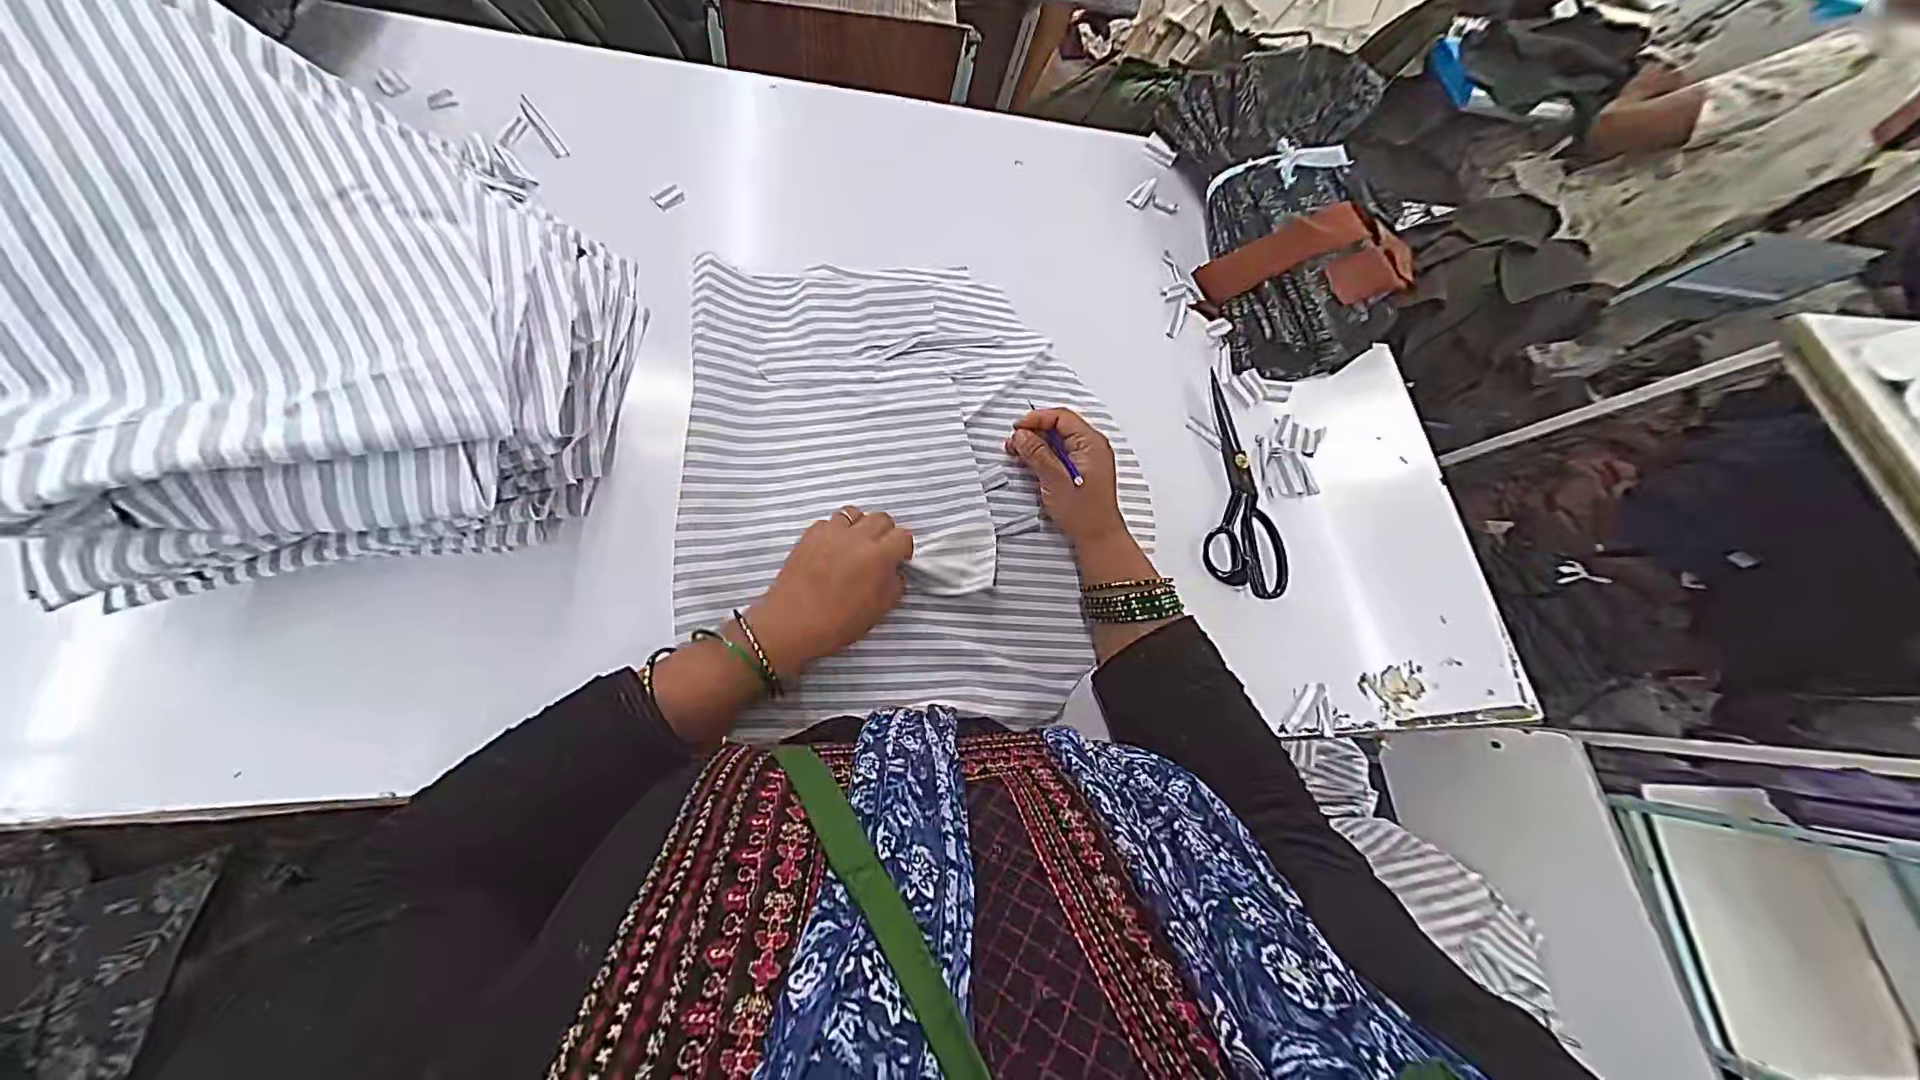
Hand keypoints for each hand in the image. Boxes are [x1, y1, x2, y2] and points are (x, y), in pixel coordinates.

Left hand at [740, 507, 913, 679]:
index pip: (903, 536)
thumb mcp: (878, 611)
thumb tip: (895, 573)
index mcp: (878, 556)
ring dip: (861, 527)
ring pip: (855, 514)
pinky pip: (830, 522)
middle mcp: (857, 537)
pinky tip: (833, 548)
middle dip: (886, 533)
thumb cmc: (837, 622)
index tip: (899, 560)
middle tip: (880, 552)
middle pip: (882, 518)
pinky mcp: (810, 535)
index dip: (903, 549)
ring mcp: (831, 532)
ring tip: (856, 545)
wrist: (792, 623)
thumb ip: (894, 586)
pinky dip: (836, 530)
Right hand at [1005, 408, 1127, 547]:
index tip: (1017, 430)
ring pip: (1058, 440)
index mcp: (1091, 444)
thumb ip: (1037, 454)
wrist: (1098, 538)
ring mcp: (1087, 459)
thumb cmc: (1084, 514)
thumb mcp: (1055, 480)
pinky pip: (1061, 454)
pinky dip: (1044, 456)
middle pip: (1059, 426)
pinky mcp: (1081, 470)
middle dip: (1034, 431)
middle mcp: (1092, 447)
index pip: (1061, 417)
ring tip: (1018, 454)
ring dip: (1036, 444)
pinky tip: (1031, 464)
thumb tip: (1022, 435)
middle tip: (1014, 443)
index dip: (1036, 419)